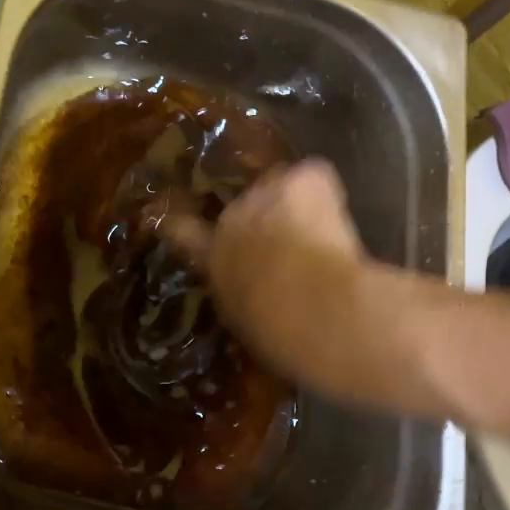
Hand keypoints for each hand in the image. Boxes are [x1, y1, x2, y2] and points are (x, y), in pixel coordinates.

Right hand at [163, 158, 444, 415]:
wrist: (316, 311)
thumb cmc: (281, 332)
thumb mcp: (250, 324)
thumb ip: (245, 300)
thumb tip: (256, 298)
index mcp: (215, 260)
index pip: (183, 233)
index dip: (179, 222)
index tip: (167, 213)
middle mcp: (231, 221)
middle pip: (246, 204)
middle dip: (267, 217)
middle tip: (294, 241)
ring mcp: (264, 195)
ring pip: (281, 187)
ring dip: (299, 204)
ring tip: (325, 233)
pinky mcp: (300, 182)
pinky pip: (314, 177)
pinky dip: (328, 193)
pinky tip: (342, 216)